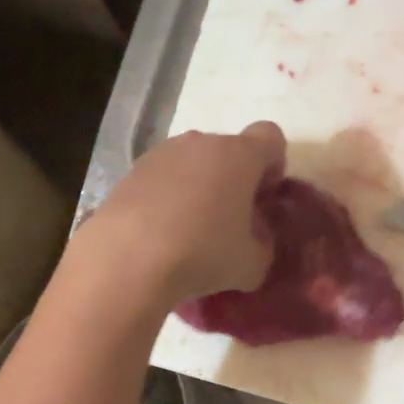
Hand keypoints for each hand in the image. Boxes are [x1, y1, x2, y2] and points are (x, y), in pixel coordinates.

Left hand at [76, 122, 286, 309]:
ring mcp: (163, 153)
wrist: (129, 258)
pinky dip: (169, 197)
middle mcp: (201, 142)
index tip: (264, 197)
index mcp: (239, 155)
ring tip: (192, 230)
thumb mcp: (250, 266)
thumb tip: (256, 243)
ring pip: (193, 163)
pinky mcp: (132, 171)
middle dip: (234, 180)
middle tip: (230, 221)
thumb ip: (262, 249)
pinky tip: (162, 233)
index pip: (270, 137)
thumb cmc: (203, 254)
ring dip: (200, 188)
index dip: (274, 164)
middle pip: (228, 151)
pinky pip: (163, 179)